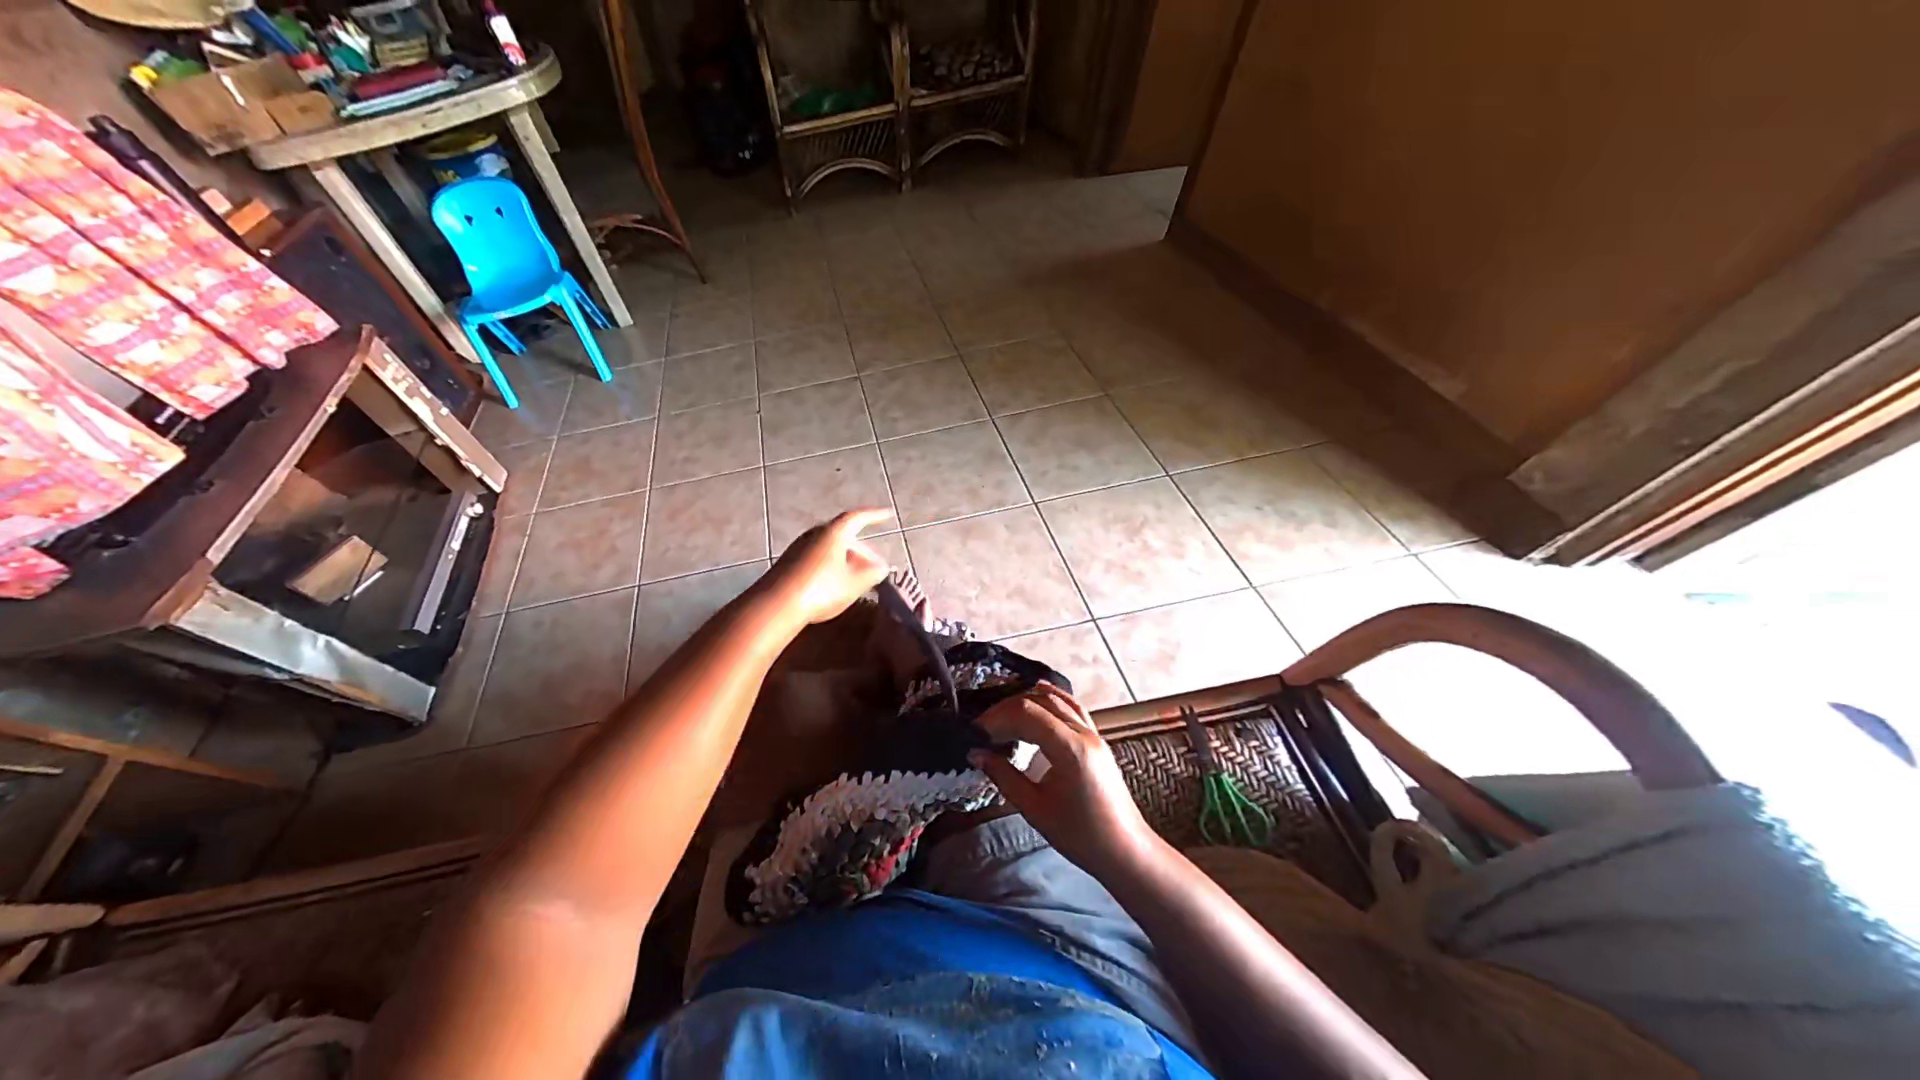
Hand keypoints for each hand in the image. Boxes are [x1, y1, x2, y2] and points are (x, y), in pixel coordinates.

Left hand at [762, 508, 892, 626]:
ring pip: (829, 547)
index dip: (874, 516)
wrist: (776, 604)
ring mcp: (799, 547)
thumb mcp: (854, 583)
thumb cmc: (821, 589)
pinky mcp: (789, 563)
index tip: (887, 514)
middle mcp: (815, 534)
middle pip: (843, 534)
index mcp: (834, 532)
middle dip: (862, 548)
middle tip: (874, 564)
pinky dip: (831, 564)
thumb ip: (872, 573)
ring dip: (846, 557)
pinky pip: (817, 557)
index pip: (858, 518)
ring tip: (857, 575)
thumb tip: (881, 566)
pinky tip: (835, 582)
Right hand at [970, 682, 1160, 878]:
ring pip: (1056, 699)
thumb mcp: (1035, 808)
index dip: (997, 718)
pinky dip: (1049, 700)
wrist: (1124, 850)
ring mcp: (1093, 733)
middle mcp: (1084, 733)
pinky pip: (1071, 707)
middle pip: (1039, 701)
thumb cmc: (1081, 836)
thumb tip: (976, 754)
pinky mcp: (1096, 739)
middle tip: (983, 729)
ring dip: (1026, 702)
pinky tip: (1035, 698)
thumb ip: (1004, 776)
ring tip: (1002, 719)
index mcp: (1070, 749)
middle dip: (1006, 710)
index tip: (976, 733)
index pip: (1026, 713)